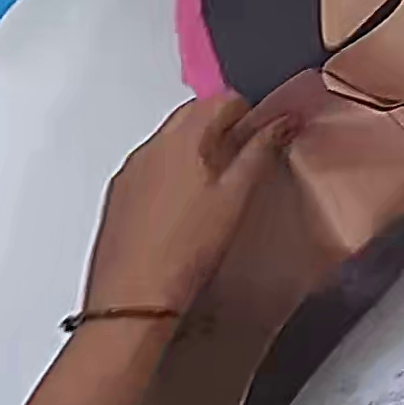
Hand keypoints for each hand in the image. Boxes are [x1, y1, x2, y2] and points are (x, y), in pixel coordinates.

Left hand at [82, 95, 294, 313]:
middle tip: (245, 156)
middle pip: (193, 113)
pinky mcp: (118, 197)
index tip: (262, 136)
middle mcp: (149, 148)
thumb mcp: (236, 195)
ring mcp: (129, 172)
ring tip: (220, 183)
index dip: (247, 112)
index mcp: (179, 139)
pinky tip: (189, 203)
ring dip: (198, 145)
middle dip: (222, 125)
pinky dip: (176, 167)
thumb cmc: (187, 247)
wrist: (131, 305)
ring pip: (172, 138)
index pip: (219, 99)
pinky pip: (153, 163)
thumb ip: (262, 149)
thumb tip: (285, 119)